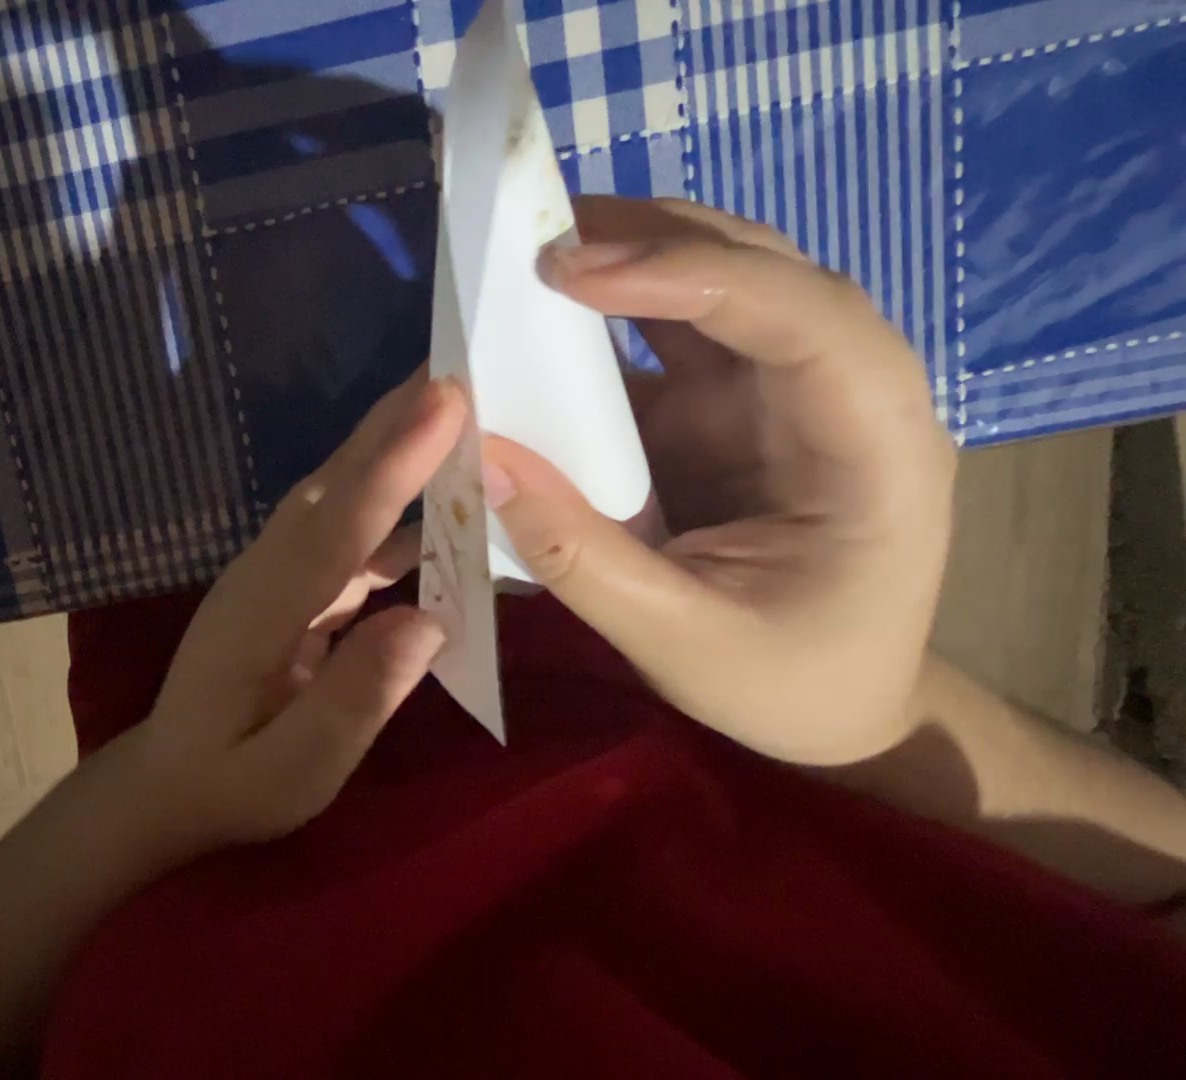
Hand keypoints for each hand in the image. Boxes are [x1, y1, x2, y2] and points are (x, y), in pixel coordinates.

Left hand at [113, 373, 467, 854]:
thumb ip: (353, 701)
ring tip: (459, 410)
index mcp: (259, 614)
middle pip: (331, 488)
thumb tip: (427, 624)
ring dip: (392, 452)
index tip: (443, 402)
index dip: (389, 467)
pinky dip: (392, 504)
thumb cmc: (229, 785)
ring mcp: (274, 573)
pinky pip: (347, 531)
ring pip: (339, 499)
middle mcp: (264, 573)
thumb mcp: (293, 773)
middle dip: (391, 425)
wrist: (169, 780)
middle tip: (457, 362)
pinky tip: (439, 500)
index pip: (333, 528)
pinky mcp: (290, 584)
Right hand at [481, 197, 956, 766]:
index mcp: (870, 447)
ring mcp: (772, 398)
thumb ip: (577, 554)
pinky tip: (545, 316)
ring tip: (535, 253)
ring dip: (631, 258)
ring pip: (716, 288)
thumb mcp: (676, 638)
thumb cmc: (786, 683)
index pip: (802, 320)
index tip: (572, 271)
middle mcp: (832, 394)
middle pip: (763, 272)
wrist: (834, 709)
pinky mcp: (721, 412)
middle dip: (655, 237)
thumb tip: (484, 455)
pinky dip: (604, 320)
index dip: (691, 276)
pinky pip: (667, 340)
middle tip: (540, 234)